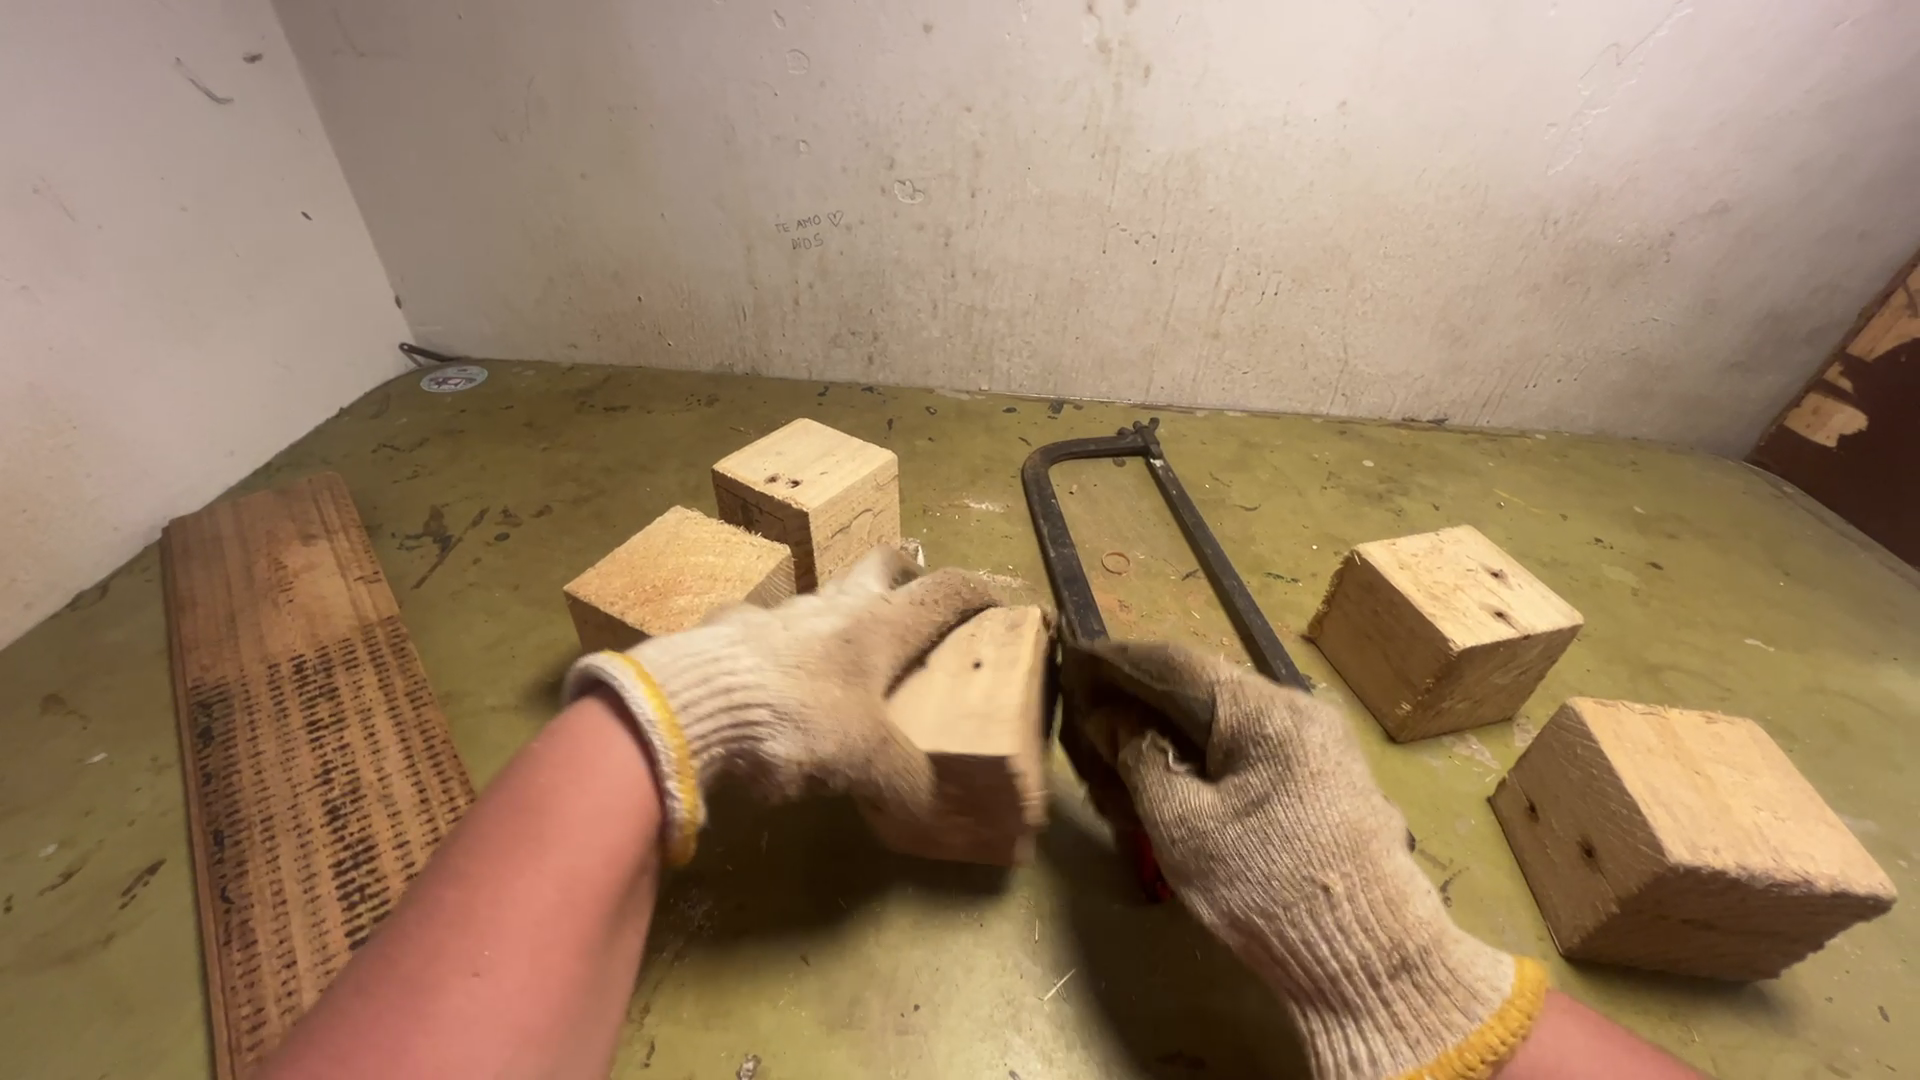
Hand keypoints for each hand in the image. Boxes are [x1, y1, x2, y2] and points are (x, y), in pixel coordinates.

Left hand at [564, 546, 997, 865]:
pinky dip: (765, 641)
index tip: (1001, 595)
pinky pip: (751, 625)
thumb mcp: (862, 761)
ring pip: (817, 593)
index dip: (978, 589)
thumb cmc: (791, 723)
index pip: (942, 592)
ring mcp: (771, 613)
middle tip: (911, 595)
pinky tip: (759, 670)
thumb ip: (904, 781)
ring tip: (834, 648)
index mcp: (875, 627)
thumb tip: (934, 808)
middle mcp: (829, 607)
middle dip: (903, 569)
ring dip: (833, 609)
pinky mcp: (721, 631)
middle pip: (879, 564)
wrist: (679, 716)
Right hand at [1065, 640, 1546, 1079]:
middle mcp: (1297, 710)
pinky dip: (1206, 751)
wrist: (1374, 966)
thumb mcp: (1182, 825)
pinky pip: (1252, 745)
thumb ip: (1140, 757)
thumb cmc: (1267, 888)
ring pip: (1227, 718)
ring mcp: (1317, 743)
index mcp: (1264, 710)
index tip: (1078, 663)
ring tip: (1127, 745)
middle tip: (1096, 714)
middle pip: (1203, 687)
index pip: (1176, 663)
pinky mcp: (1324, 776)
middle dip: (1144, 698)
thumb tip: (1111, 718)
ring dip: (1173, 727)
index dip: (1120, 662)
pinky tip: (1178, 772)